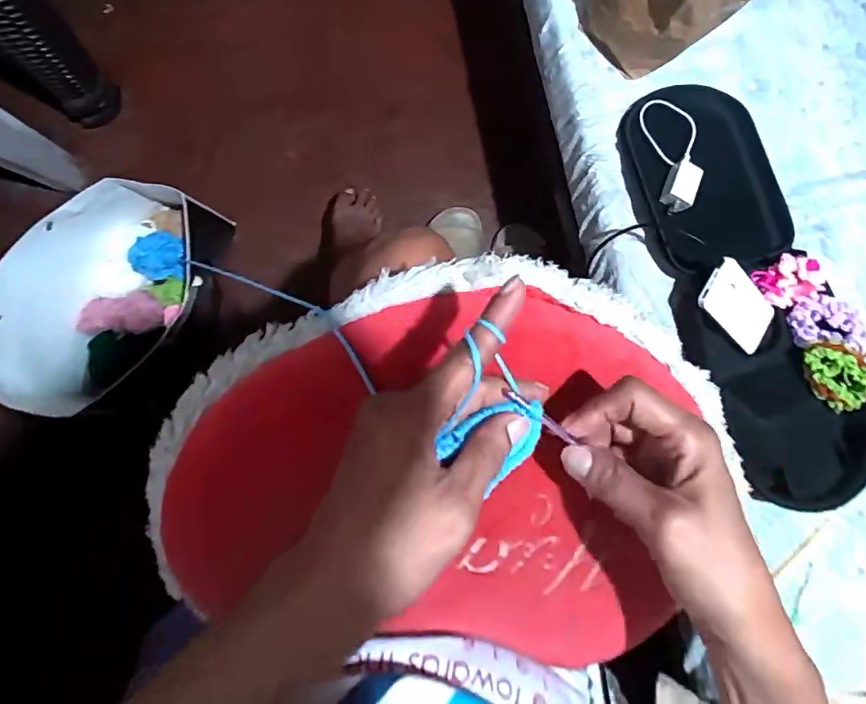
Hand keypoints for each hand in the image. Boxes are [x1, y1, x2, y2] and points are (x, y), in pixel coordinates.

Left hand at [282, 276, 536, 627]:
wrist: (329, 582)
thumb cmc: (401, 544)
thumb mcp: (458, 502)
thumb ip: (487, 451)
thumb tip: (508, 416)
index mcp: (416, 412)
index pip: (465, 357)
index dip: (494, 320)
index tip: (514, 282)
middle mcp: (393, 404)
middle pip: (456, 385)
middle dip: (497, 390)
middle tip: (536, 405)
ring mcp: (378, 422)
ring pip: (439, 404)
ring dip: (475, 413)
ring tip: (512, 430)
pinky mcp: (372, 442)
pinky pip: (421, 422)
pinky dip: (451, 428)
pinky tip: (474, 448)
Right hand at [559, 377, 822, 703]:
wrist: (736, 619)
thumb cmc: (709, 563)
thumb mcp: (660, 521)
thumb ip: (613, 482)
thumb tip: (566, 451)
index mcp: (688, 435)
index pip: (633, 395)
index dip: (597, 409)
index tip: (567, 437)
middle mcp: (676, 438)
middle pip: (622, 411)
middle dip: (592, 428)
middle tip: (571, 461)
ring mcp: (665, 460)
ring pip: (616, 435)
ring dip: (593, 449)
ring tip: (581, 479)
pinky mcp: (654, 483)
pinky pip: (618, 461)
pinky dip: (600, 468)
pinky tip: (592, 489)